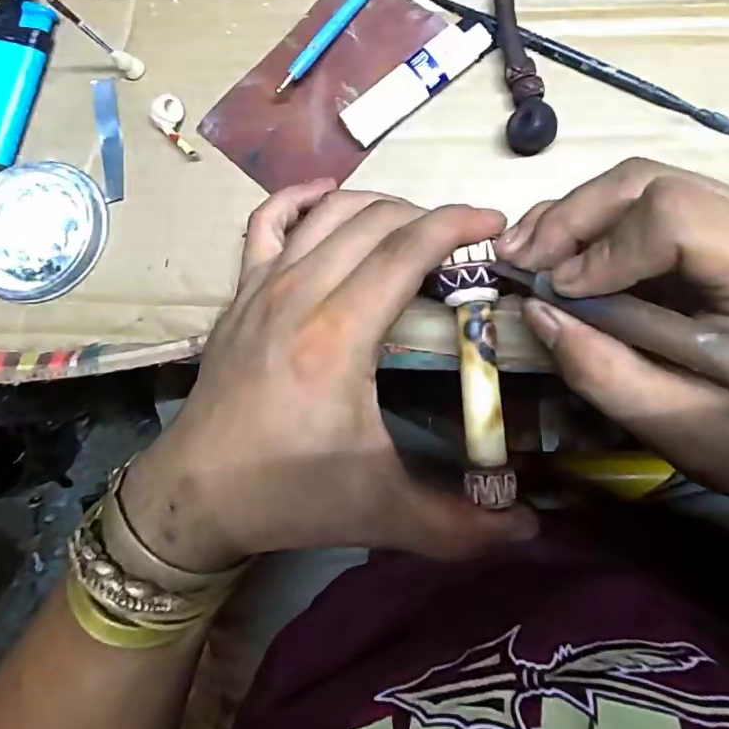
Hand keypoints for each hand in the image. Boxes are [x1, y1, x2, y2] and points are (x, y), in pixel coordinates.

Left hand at [122, 181, 538, 570]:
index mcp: (338, 336)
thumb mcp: (381, 513)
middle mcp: (299, 294)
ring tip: (411, 227)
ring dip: (377, 206)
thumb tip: (533, 531)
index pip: (407, 249)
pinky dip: (300, 198)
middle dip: (427, 216)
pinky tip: (326, 197)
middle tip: (460, 243)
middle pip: (374, 220)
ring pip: (328, 213)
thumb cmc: (288, 496)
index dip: (457, 223)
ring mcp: (263, 286)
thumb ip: (460, 525)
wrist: (195, 492)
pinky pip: (267, 222)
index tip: (494, 223)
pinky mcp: (240, 292)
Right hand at [496, 158, 728, 509]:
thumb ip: (599, 368)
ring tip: (525, 253)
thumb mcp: (675, 426)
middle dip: (572, 219)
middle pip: (650, 182)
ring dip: (574, 216)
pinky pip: (651, 206)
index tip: (560, 294)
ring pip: (643, 183)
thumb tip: (534, 309)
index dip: (604, 248)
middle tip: (518, 261)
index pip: (677, 215)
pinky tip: (561, 255)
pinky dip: (596, 227)